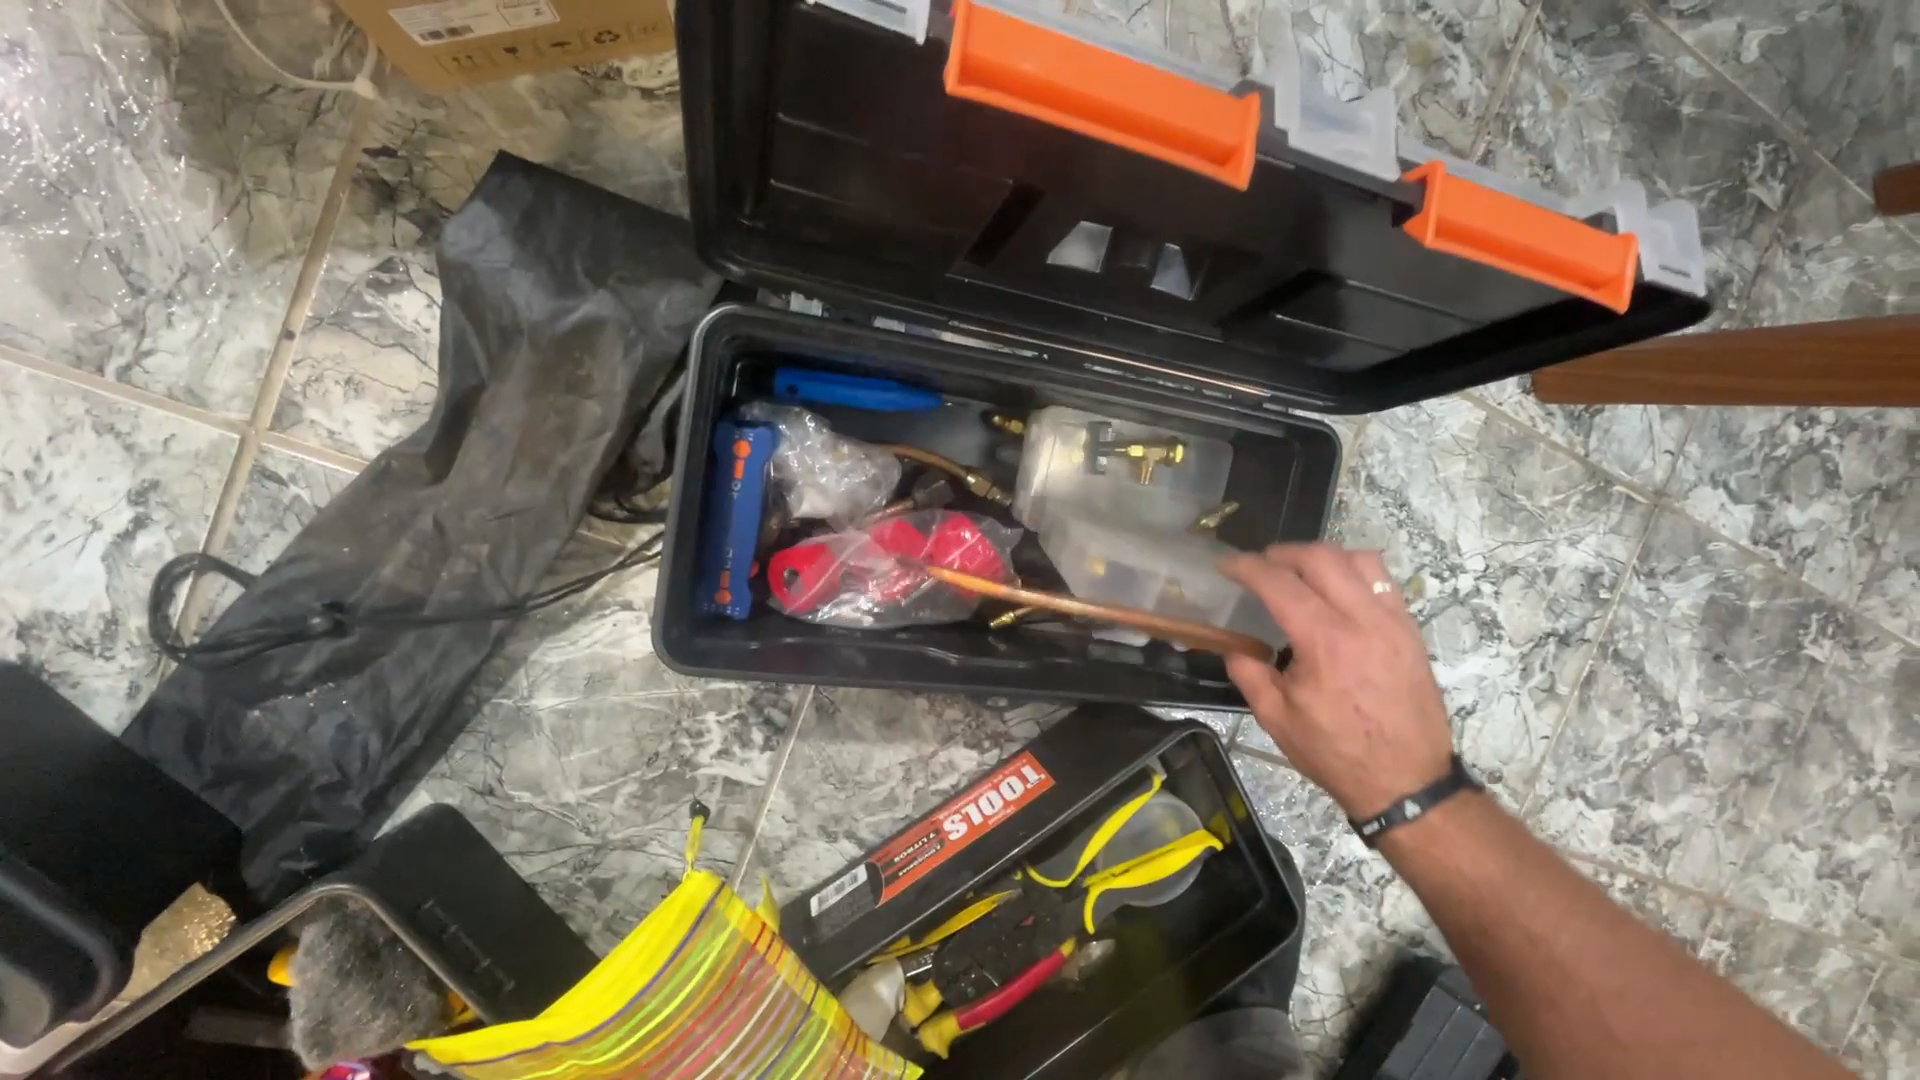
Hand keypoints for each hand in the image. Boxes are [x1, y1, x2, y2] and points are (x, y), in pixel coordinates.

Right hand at [1221, 544, 1454, 819]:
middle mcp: (1363, 621)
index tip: (1226, 565)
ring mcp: (1393, 622)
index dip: (1247, 567)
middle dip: (1282, 553)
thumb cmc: (1336, 753)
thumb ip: (1248, 673)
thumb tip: (1234, 648)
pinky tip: (1336, 589)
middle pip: (1320, 557)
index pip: (1279, 583)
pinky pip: (1384, 581)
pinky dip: (1354, 571)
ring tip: (1299, 571)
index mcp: (1324, 642)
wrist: (1406, 782)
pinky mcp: (1410, 631)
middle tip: (1259, 564)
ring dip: (1322, 556)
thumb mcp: (1276, 718)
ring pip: (1358, 560)